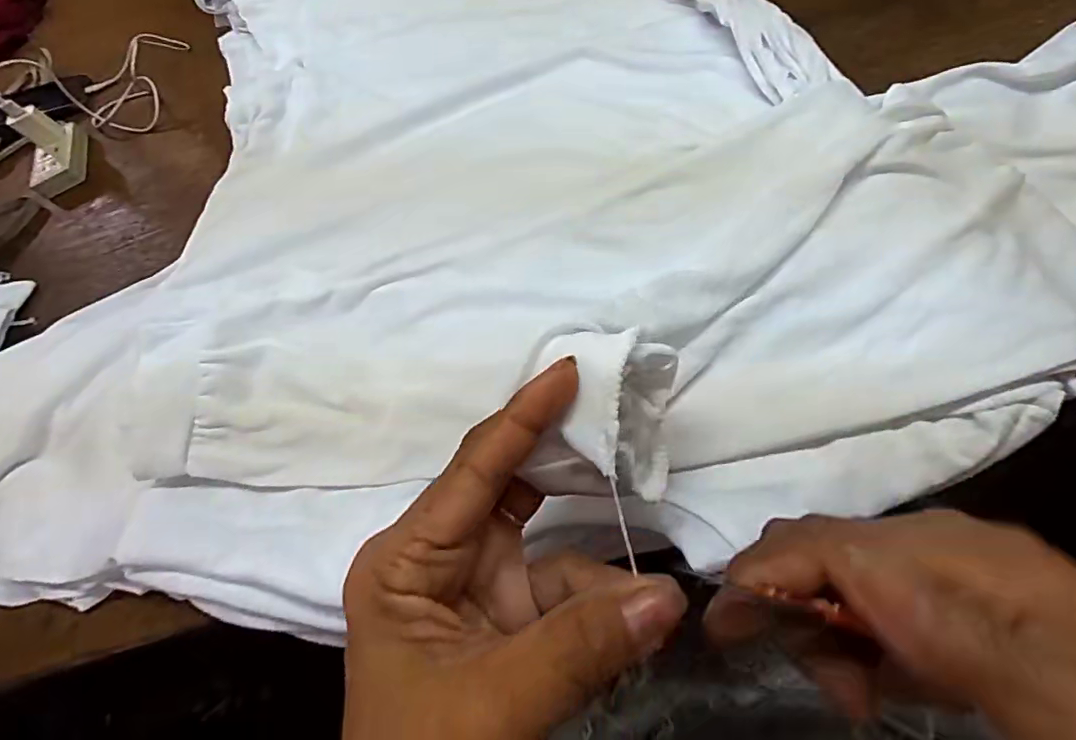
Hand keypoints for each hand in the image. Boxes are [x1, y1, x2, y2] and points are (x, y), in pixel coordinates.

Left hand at [342, 359, 688, 739]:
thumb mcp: (492, 706)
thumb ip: (579, 647)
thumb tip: (667, 598)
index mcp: (408, 559)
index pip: (476, 466)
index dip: (525, 414)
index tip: (569, 369)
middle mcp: (440, 557)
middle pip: (512, 488)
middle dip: (565, 462)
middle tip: (614, 420)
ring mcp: (478, 588)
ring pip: (550, 545)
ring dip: (598, 568)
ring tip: (645, 593)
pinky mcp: (509, 622)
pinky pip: (565, 592)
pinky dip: (602, 605)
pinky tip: (633, 623)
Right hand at [704, 511, 1075, 739]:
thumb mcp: (1045, 691)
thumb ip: (949, 630)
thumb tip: (849, 580)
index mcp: (974, 559)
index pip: (845, 541)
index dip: (774, 570)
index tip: (719, 617)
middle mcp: (967, 553)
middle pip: (847, 549)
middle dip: (795, 595)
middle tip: (786, 671)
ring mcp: (980, 584)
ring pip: (866, 576)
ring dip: (829, 622)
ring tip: (838, 691)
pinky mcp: (988, 623)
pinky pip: (900, 612)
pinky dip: (868, 640)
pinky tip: (870, 678)